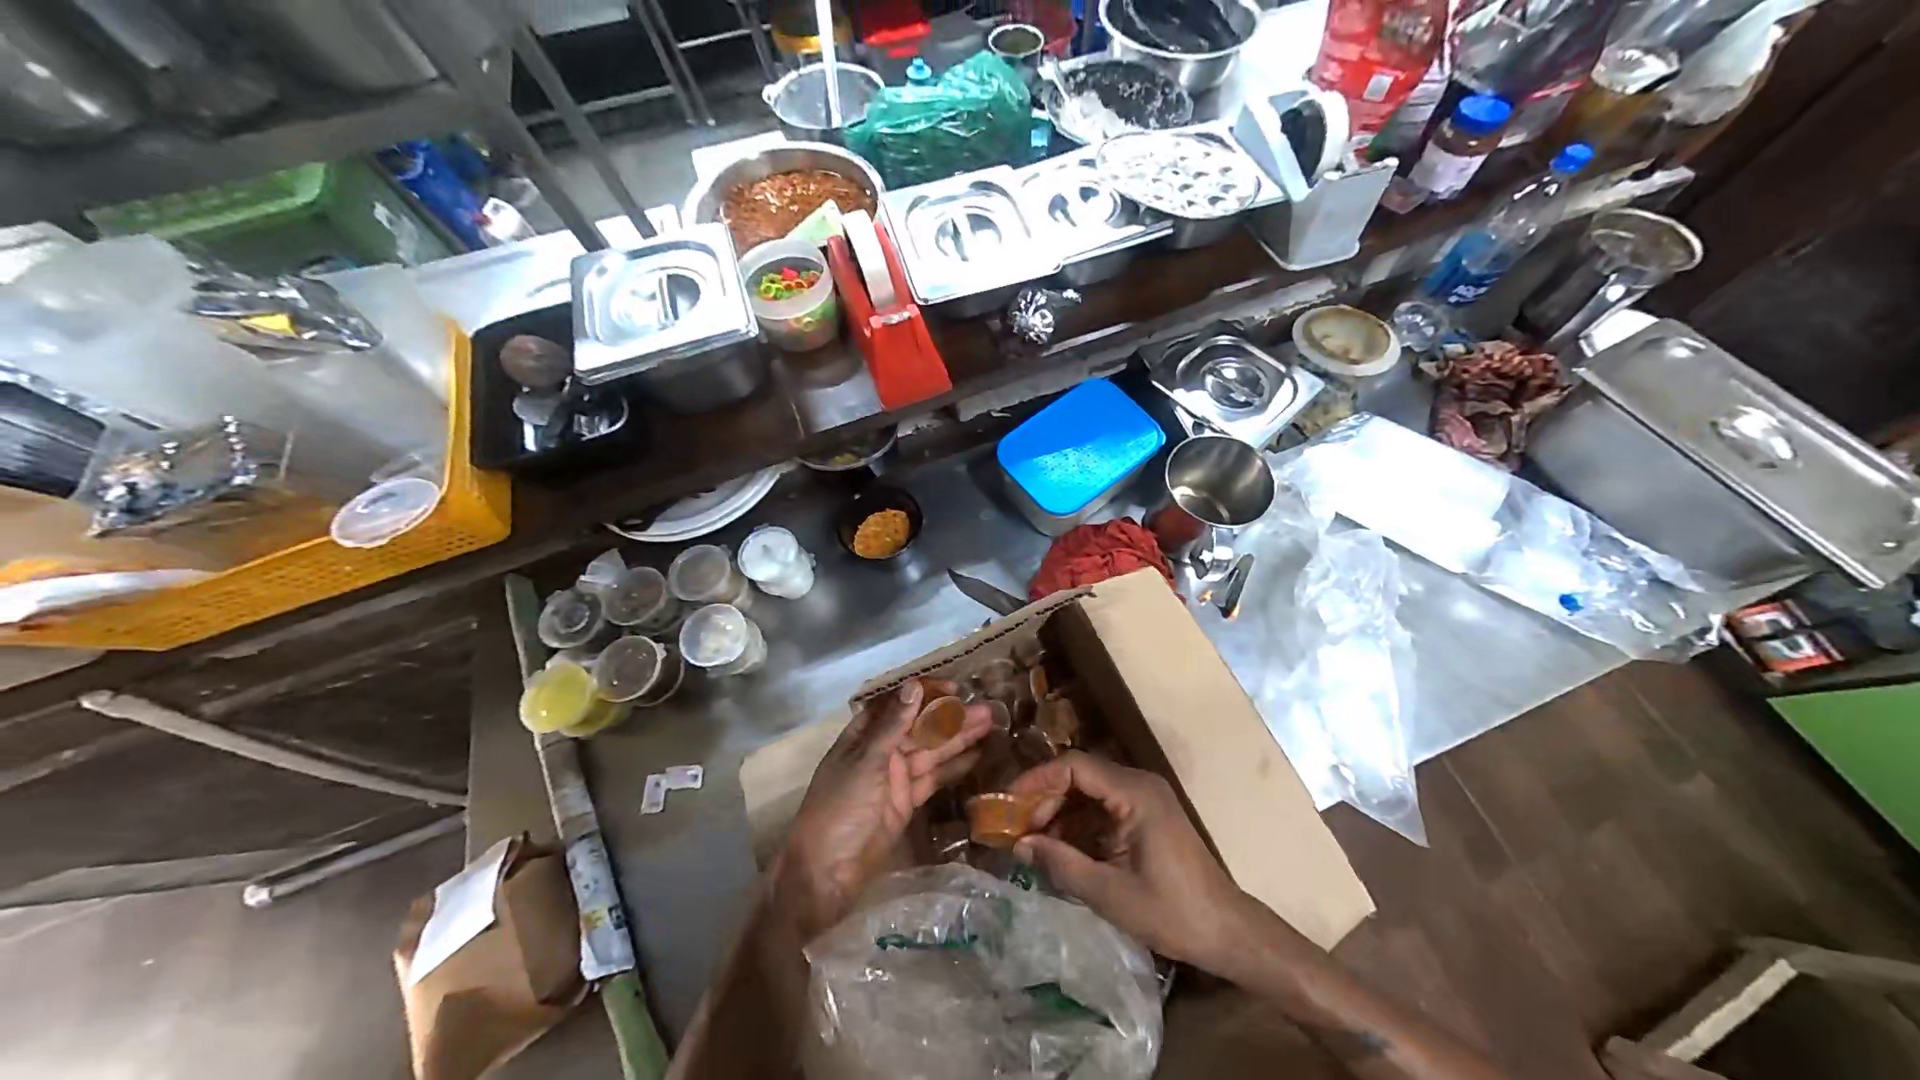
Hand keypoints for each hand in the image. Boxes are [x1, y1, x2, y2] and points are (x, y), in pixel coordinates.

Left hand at [779, 678, 992, 935]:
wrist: (828, 868)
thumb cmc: (839, 806)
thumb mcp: (866, 761)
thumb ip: (893, 725)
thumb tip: (913, 685)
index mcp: (864, 735)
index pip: (898, 705)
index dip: (926, 695)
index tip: (955, 690)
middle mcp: (881, 751)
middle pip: (921, 728)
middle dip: (952, 719)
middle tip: (987, 710)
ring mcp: (895, 777)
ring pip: (932, 751)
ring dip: (959, 739)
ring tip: (990, 725)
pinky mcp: (907, 801)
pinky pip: (934, 778)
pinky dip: (954, 767)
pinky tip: (977, 756)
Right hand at [1009, 751, 1262, 971]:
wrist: (1227, 933)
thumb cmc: (1172, 912)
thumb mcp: (1109, 893)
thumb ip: (1061, 864)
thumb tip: (1018, 845)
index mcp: (1135, 793)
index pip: (1074, 766)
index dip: (1036, 780)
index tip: (1008, 803)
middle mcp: (1138, 785)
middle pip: (1078, 775)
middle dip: (1043, 799)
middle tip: (1015, 827)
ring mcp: (1143, 799)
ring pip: (1087, 791)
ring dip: (1057, 812)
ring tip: (1029, 841)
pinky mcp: (1144, 816)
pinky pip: (1100, 808)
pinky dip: (1076, 824)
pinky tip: (1057, 849)